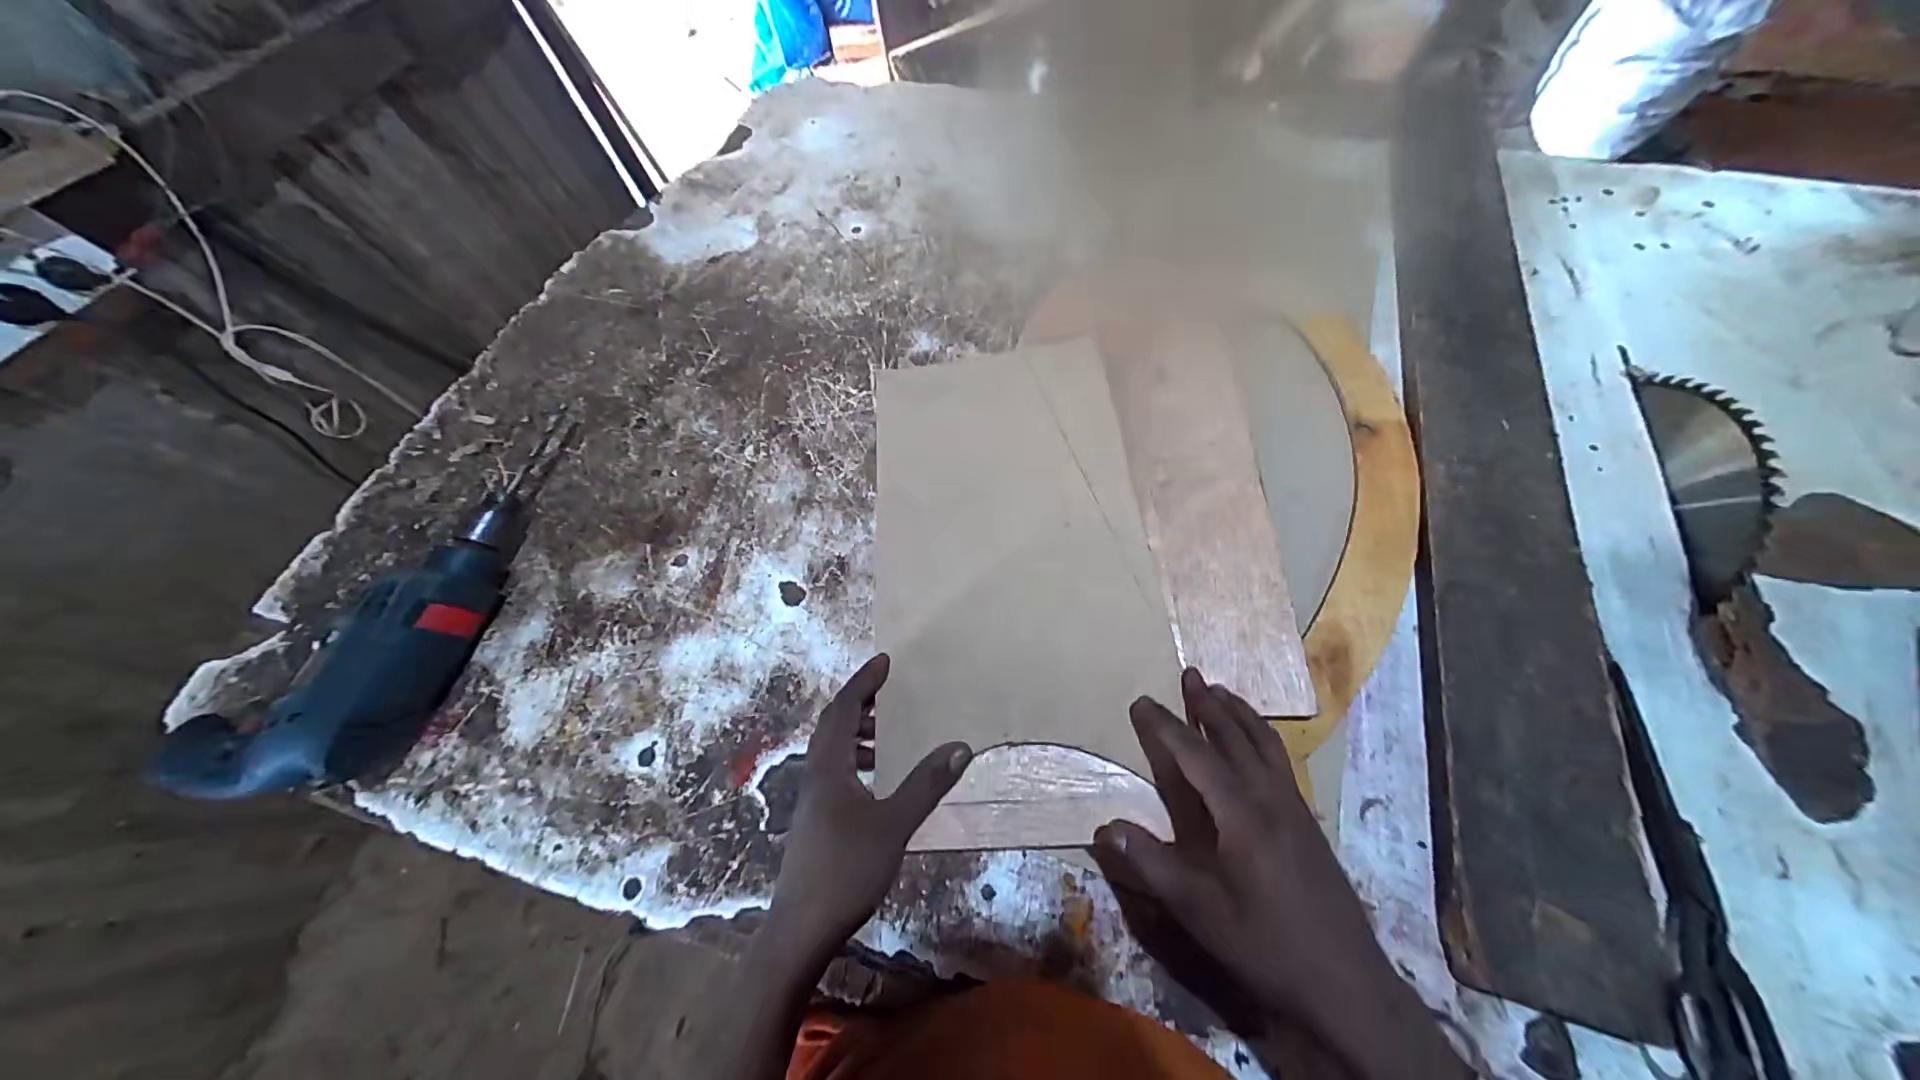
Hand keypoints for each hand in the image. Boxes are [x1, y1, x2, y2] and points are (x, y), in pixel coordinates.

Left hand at [768, 653, 971, 951]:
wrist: (801, 929)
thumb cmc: (846, 870)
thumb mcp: (894, 824)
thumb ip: (926, 784)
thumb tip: (959, 746)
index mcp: (828, 767)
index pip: (843, 709)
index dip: (863, 682)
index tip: (884, 662)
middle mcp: (815, 776)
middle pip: (832, 725)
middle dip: (859, 703)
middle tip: (888, 692)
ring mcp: (812, 800)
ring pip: (832, 751)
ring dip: (858, 734)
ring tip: (888, 735)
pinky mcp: (816, 821)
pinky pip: (835, 772)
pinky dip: (857, 761)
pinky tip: (878, 781)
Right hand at [1092, 669, 1463, 1079]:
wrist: (1346, 986)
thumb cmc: (1265, 945)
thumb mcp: (1198, 911)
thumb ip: (1151, 864)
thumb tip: (1104, 828)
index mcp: (1242, 815)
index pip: (1196, 755)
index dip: (1165, 726)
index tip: (1142, 702)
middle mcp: (1272, 800)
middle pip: (1237, 737)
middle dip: (1210, 704)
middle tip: (1190, 674)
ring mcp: (1296, 810)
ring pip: (1267, 745)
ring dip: (1241, 714)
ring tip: (1222, 692)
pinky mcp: (1309, 825)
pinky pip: (1281, 763)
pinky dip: (1263, 738)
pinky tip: (1257, 746)